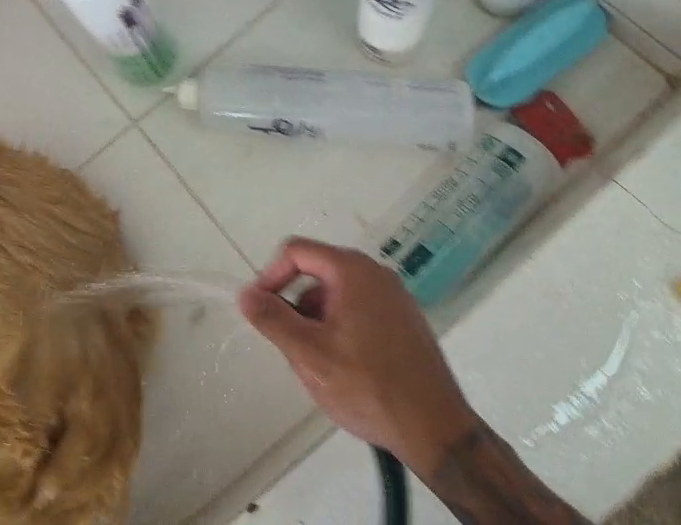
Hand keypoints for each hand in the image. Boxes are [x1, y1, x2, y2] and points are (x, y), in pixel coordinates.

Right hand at [238, 237, 479, 470]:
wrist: (435, 428)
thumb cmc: (367, 386)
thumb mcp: (308, 353)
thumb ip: (272, 318)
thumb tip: (245, 293)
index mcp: (352, 270)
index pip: (296, 251)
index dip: (271, 276)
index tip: (261, 311)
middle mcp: (376, 273)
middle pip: (317, 273)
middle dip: (297, 306)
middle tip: (293, 347)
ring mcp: (395, 296)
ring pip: (338, 295)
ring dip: (319, 321)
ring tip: (322, 365)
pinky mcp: (406, 320)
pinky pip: (360, 310)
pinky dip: (343, 329)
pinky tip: (349, 369)